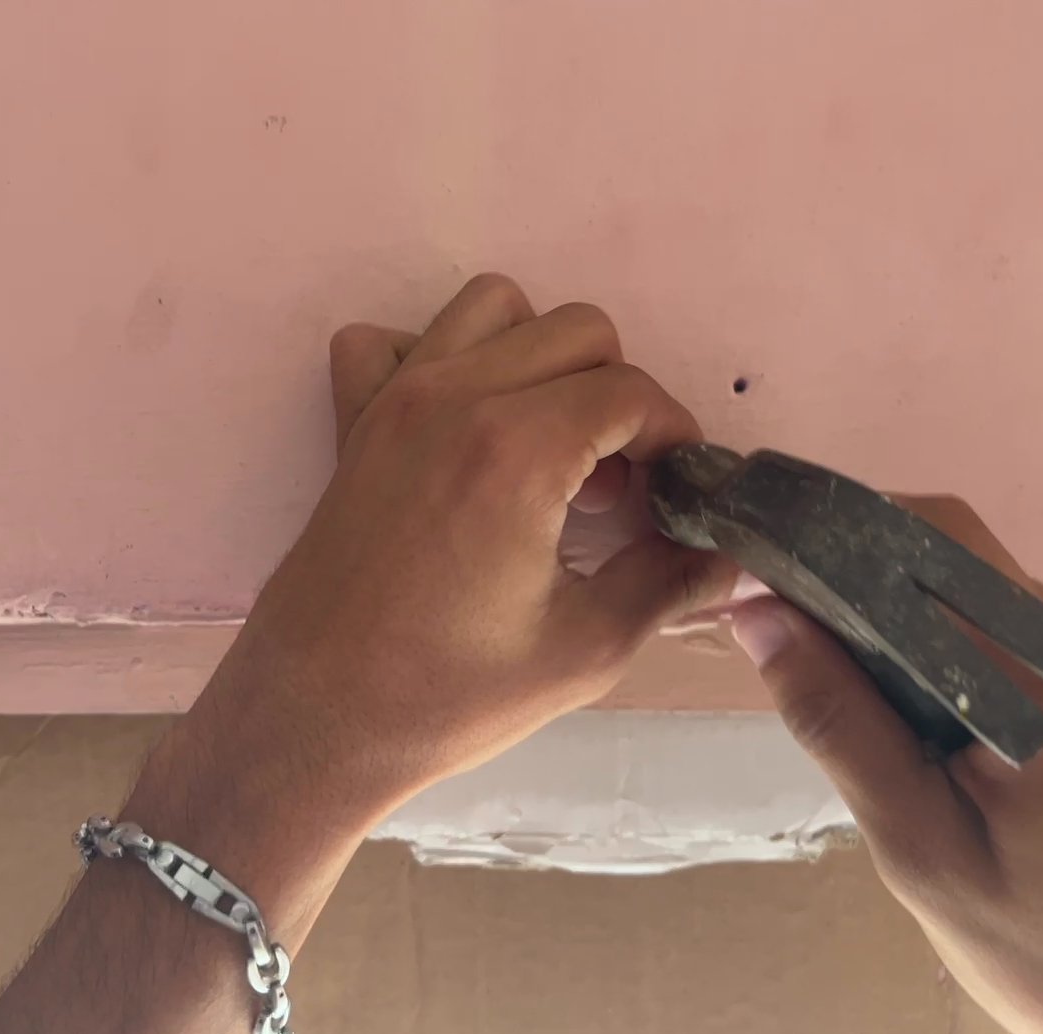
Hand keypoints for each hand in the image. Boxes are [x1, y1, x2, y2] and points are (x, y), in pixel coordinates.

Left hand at [189, 273, 732, 818]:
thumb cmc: (446, 696)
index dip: (672, 433)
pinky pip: (387, 344)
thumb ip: (669, 583)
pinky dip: (432, 358)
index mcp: (516, 449)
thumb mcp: (584, 650)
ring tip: (540, 442)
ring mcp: (391, 403)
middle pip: (574, 330)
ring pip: (488, 308)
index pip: (629, 389)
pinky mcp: (349, 426)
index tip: (671, 487)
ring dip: (536, 356)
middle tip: (611, 481)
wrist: (316, 716)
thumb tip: (727, 556)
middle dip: (616, 393)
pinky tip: (453, 424)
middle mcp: (451, 399)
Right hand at [731, 498, 1042, 1033]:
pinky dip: (954, 648)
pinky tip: (946, 727)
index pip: (924, 543)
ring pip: (977, 592)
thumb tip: (760, 615)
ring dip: (904, 625)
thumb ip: (837, 723)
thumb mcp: (920, 851)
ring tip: (879, 716)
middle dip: (856, 586)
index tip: (759, 567)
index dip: (828, 536)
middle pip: (947, 559)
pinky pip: (1017, 626)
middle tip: (805, 660)